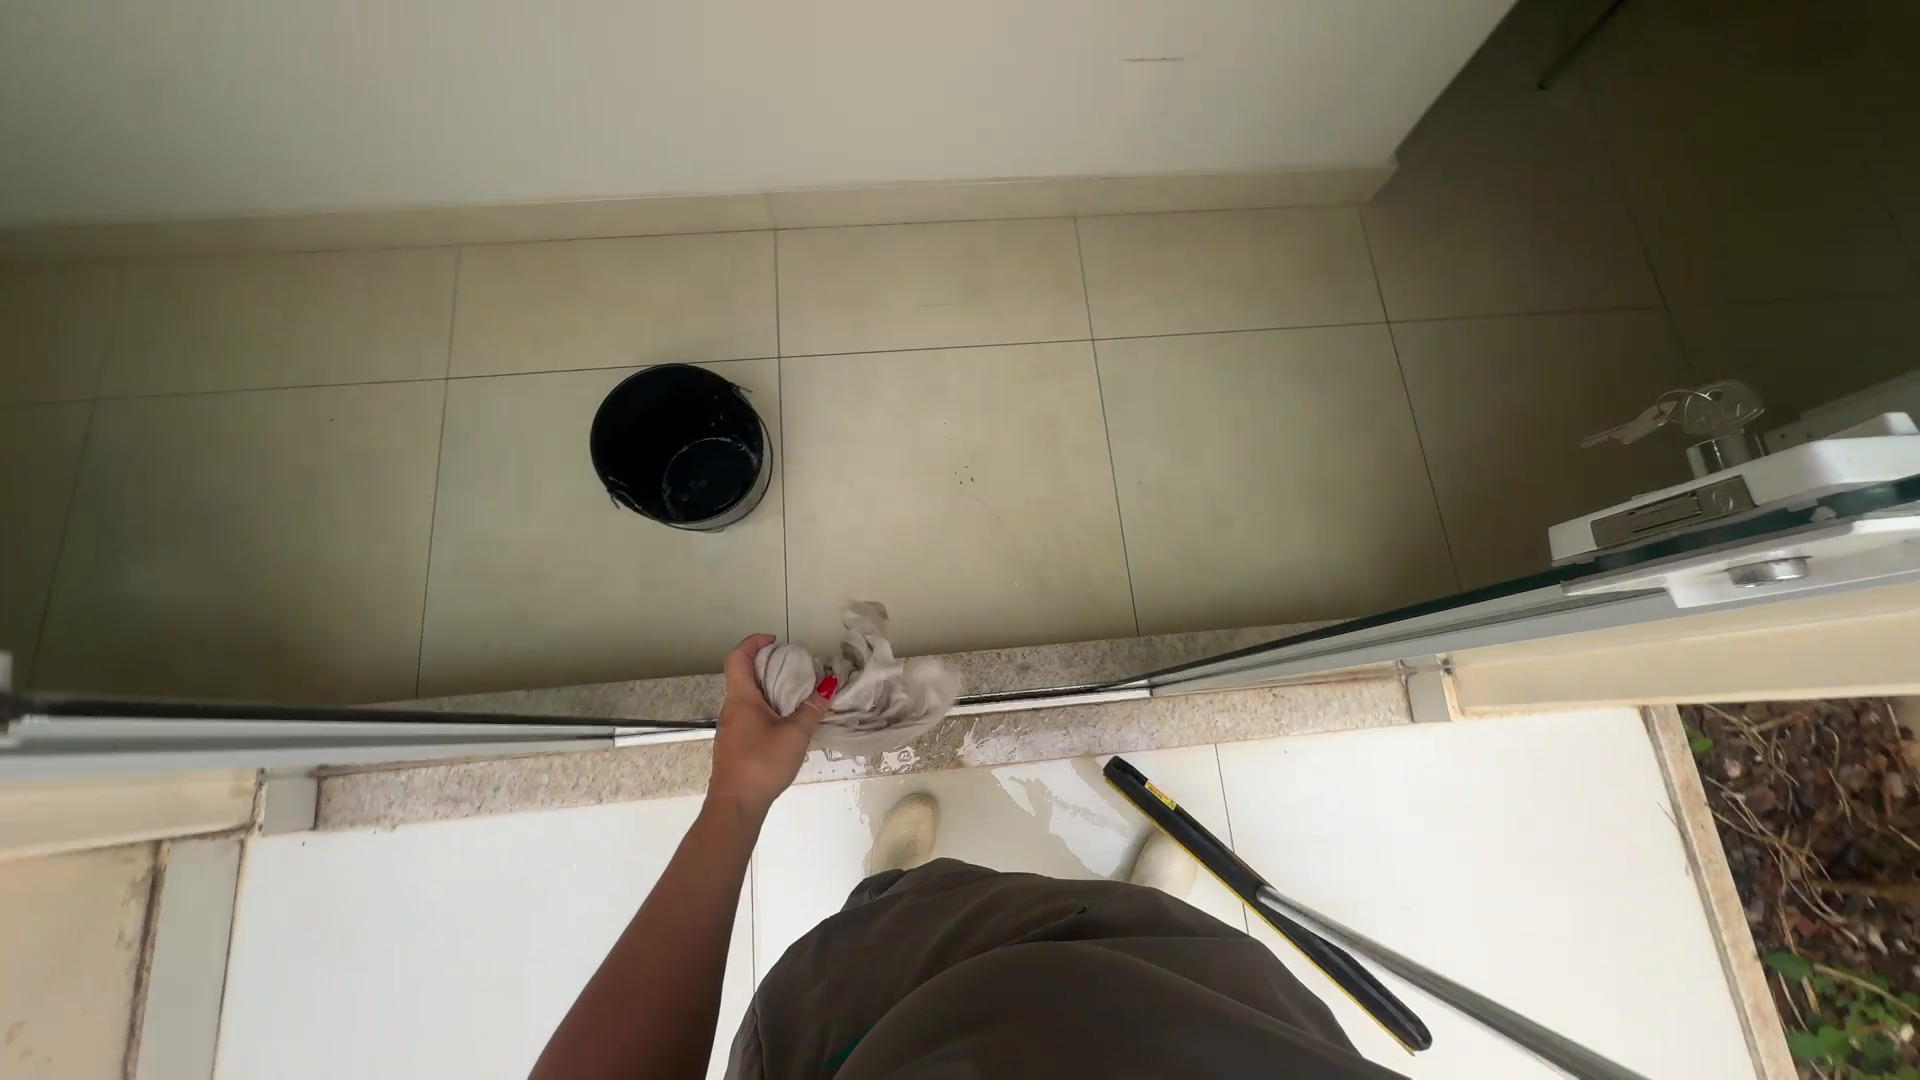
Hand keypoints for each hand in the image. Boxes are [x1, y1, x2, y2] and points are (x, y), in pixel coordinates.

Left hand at [707, 634, 828, 815]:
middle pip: (742, 675)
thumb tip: (828, 686)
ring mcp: (730, 728)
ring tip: (794, 693)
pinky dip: (765, 707)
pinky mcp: (734, 744)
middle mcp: (731, 709)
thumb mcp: (795, 734)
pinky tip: (785, 721)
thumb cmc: (762, 764)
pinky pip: (748, 714)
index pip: (737, 658)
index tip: (775, 641)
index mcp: (742, 699)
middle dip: (766, 664)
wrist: (735, 805)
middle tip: (792, 665)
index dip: (753, 643)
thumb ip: (812, 709)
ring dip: (767, 687)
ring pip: (746, 696)